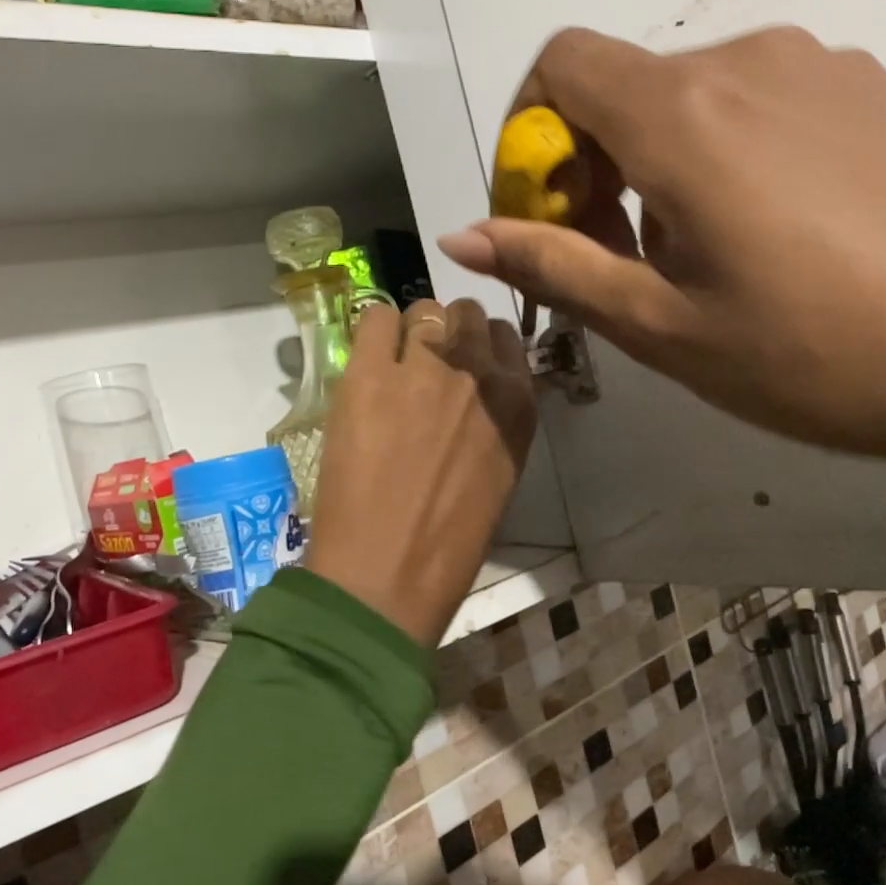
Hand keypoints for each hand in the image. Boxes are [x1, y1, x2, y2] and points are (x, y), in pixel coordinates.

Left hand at [303, 299, 536, 648]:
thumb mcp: (499, 476)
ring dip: (412, 332)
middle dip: (447, 335)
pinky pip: (374, 318)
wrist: (387, 575)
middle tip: (422, 369)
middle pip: (466, 315)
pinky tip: (366, 365)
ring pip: (425, 310)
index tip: (461, 368)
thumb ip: (495, 423)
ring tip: (391, 368)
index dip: (480, 349)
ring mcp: (423, 367)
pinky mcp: (369, 373)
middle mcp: (479, 373)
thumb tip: (474, 397)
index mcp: (519, 404)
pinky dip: (373, 334)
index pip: (507, 338)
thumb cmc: (448, 547)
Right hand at [438, 26, 885, 461]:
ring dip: (664, 165)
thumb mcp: (663, 326)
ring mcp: (831, 67)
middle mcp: (753, 62)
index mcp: (685, 116)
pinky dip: (736, 155)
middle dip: (593, 164)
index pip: (561, 65)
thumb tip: (461, 235)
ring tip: (704, 258)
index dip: (528, 135)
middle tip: (618, 259)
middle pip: (628, 85)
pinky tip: (784, 237)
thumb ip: (555, 266)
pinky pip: (775, 104)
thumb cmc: (817, 352)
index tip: (548, 215)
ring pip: (701, 97)